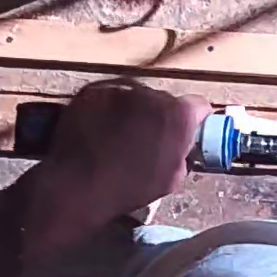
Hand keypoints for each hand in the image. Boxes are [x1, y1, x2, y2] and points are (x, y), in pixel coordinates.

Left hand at [21, 81, 208, 257]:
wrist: (78, 185)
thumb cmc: (128, 187)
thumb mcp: (171, 178)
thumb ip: (182, 153)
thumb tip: (180, 146)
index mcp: (177, 114)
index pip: (198, 105)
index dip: (193, 120)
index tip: (186, 131)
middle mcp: (151, 93)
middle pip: (164, 100)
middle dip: (159, 115)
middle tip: (148, 137)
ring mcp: (119, 89)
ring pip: (134, 96)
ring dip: (132, 111)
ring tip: (119, 135)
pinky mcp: (92, 91)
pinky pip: (108, 96)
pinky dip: (107, 109)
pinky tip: (100, 129)